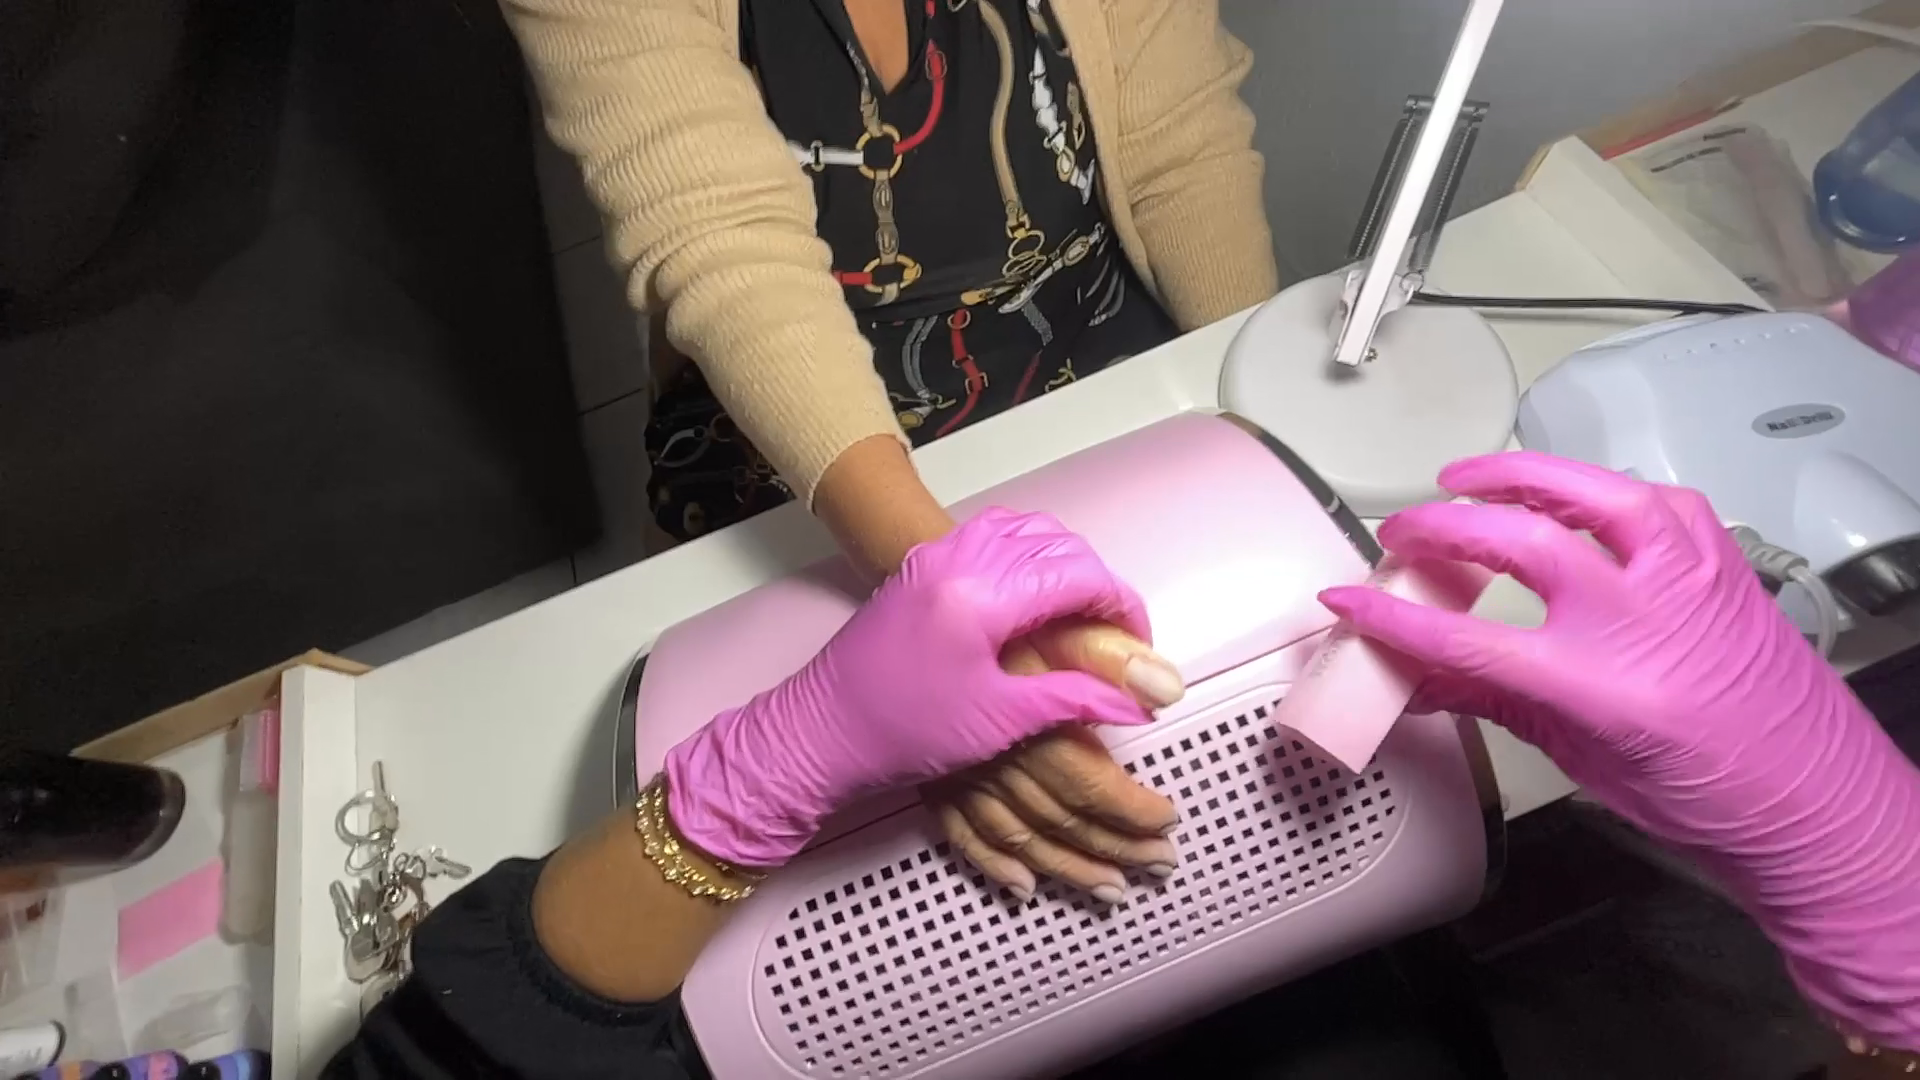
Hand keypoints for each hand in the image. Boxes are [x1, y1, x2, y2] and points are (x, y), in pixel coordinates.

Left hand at [664, 508, 1157, 868]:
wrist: (819, 730)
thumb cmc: (903, 731)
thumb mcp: (1000, 719)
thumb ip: (1077, 695)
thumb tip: (1144, 696)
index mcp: (980, 591)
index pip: (1078, 574)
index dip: (1122, 606)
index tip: (1139, 647)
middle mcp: (959, 555)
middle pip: (1058, 544)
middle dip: (1097, 584)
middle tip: (1115, 636)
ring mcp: (937, 554)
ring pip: (1026, 531)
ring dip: (1063, 564)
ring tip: (1079, 618)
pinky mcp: (924, 564)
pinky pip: (992, 536)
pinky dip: (1027, 556)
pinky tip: (1033, 599)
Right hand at [926, 620, 1182, 901]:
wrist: (913, 614)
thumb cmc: (978, 613)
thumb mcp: (1053, 620)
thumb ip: (1109, 654)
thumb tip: (1162, 689)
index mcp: (1028, 723)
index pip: (1092, 785)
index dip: (1135, 809)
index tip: (1166, 818)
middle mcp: (995, 757)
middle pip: (1062, 818)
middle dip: (1115, 848)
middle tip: (1154, 862)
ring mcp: (960, 772)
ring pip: (1020, 838)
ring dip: (1067, 867)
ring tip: (1106, 884)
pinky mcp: (932, 773)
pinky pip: (964, 834)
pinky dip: (996, 863)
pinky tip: (1021, 880)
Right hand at [1320, 451, 1919, 1048]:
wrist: (1827, 811)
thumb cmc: (1697, 796)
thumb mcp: (1567, 752)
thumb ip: (1480, 698)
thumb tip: (1405, 679)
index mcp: (1598, 688)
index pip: (1462, 639)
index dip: (1388, 616)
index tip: (1344, 597)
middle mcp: (1647, 624)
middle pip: (1523, 543)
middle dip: (1442, 526)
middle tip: (1399, 528)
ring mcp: (1692, 586)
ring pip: (1600, 496)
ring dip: (1521, 476)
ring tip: (1467, 477)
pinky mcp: (1721, 568)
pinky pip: (1656, 504)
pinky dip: (1595, 489)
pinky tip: (1563, 498)